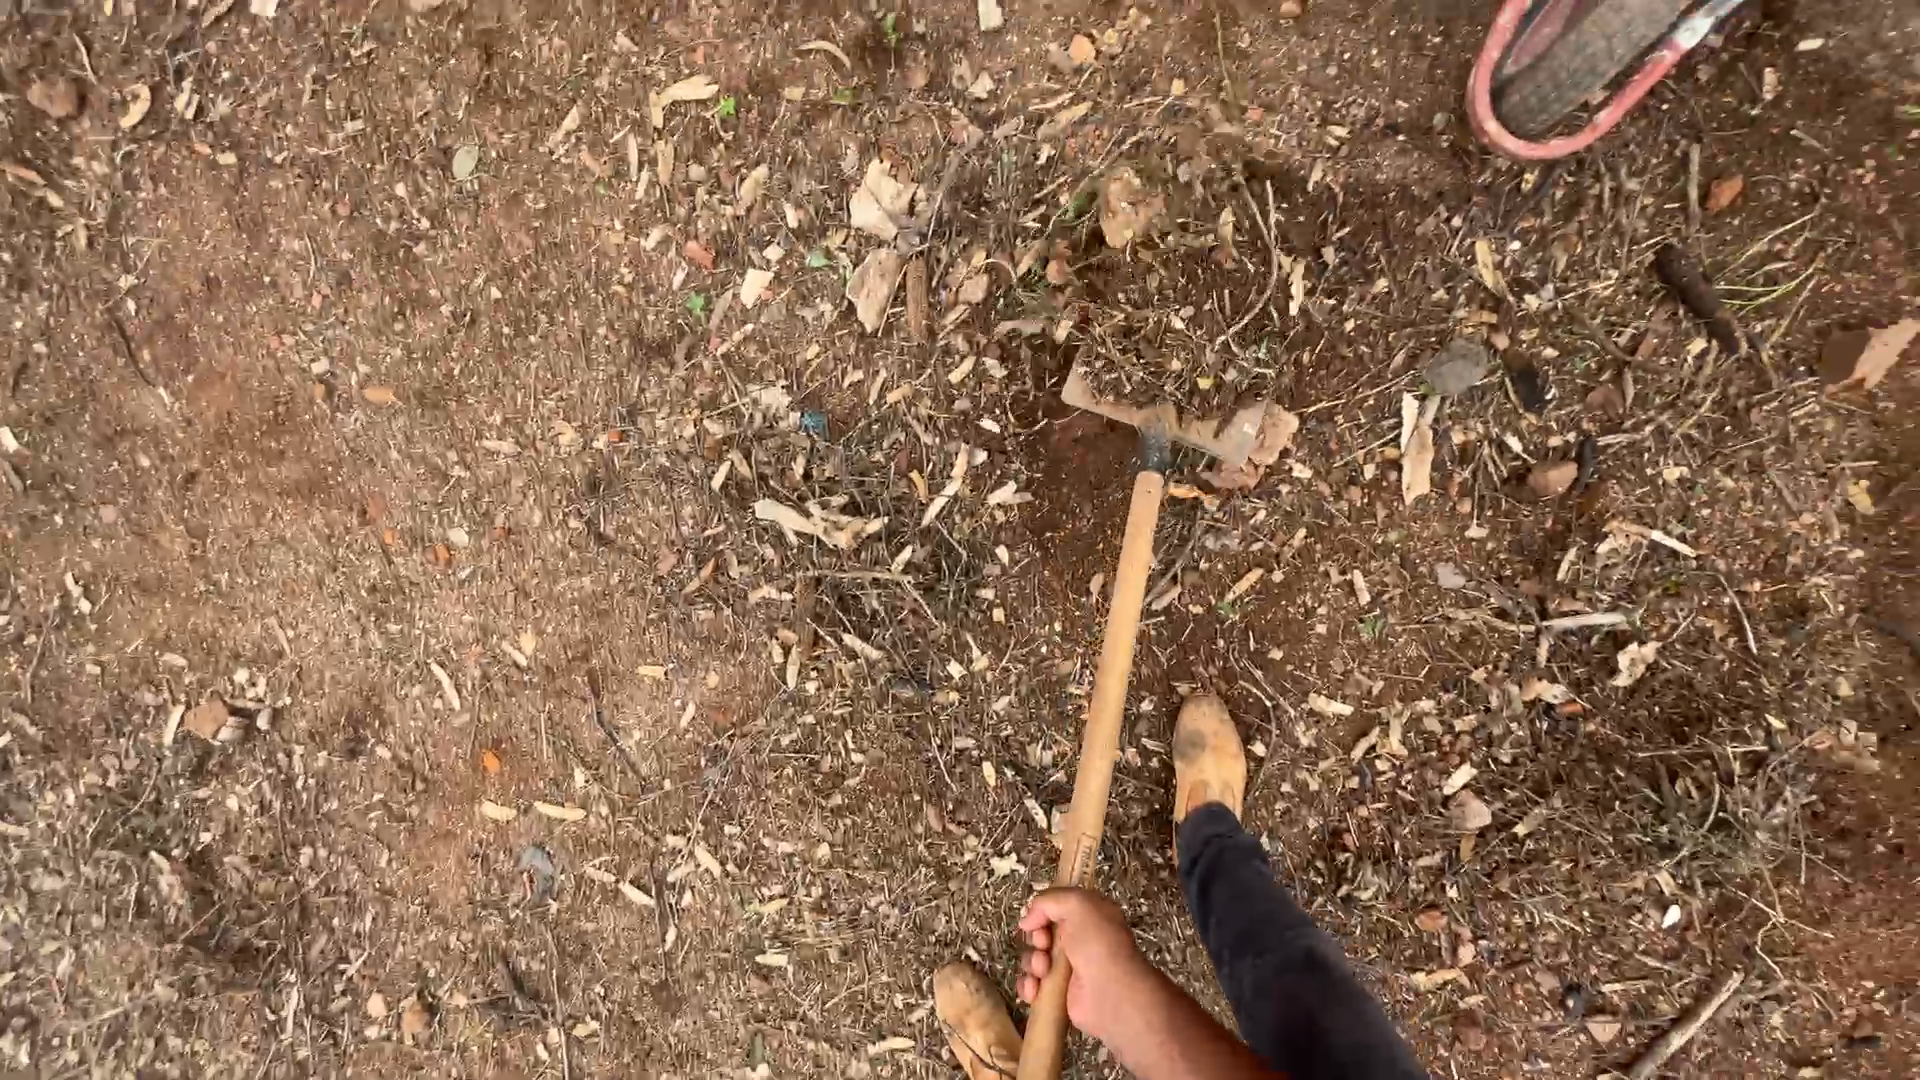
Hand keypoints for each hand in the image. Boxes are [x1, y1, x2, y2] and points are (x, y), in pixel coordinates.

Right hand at [1016, 888, 1156, 1046]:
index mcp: (1088, 915)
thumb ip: (1047, 901)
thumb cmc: (1097, 943)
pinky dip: (1029, 986)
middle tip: (1044, 945)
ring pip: (1035, 958)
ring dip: (1033, 962)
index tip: (1038, 920)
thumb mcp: (1077, 903)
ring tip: (1043, 970)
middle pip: (1042, 932)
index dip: (1042, 912)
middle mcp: (1079, 940)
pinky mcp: (1060, 994)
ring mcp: (1069, 968)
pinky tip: (1034, 988)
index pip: (1056, 907)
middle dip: (1036, 938)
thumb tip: (1027, 920)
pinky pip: (1034, 985)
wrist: (1111, 994)